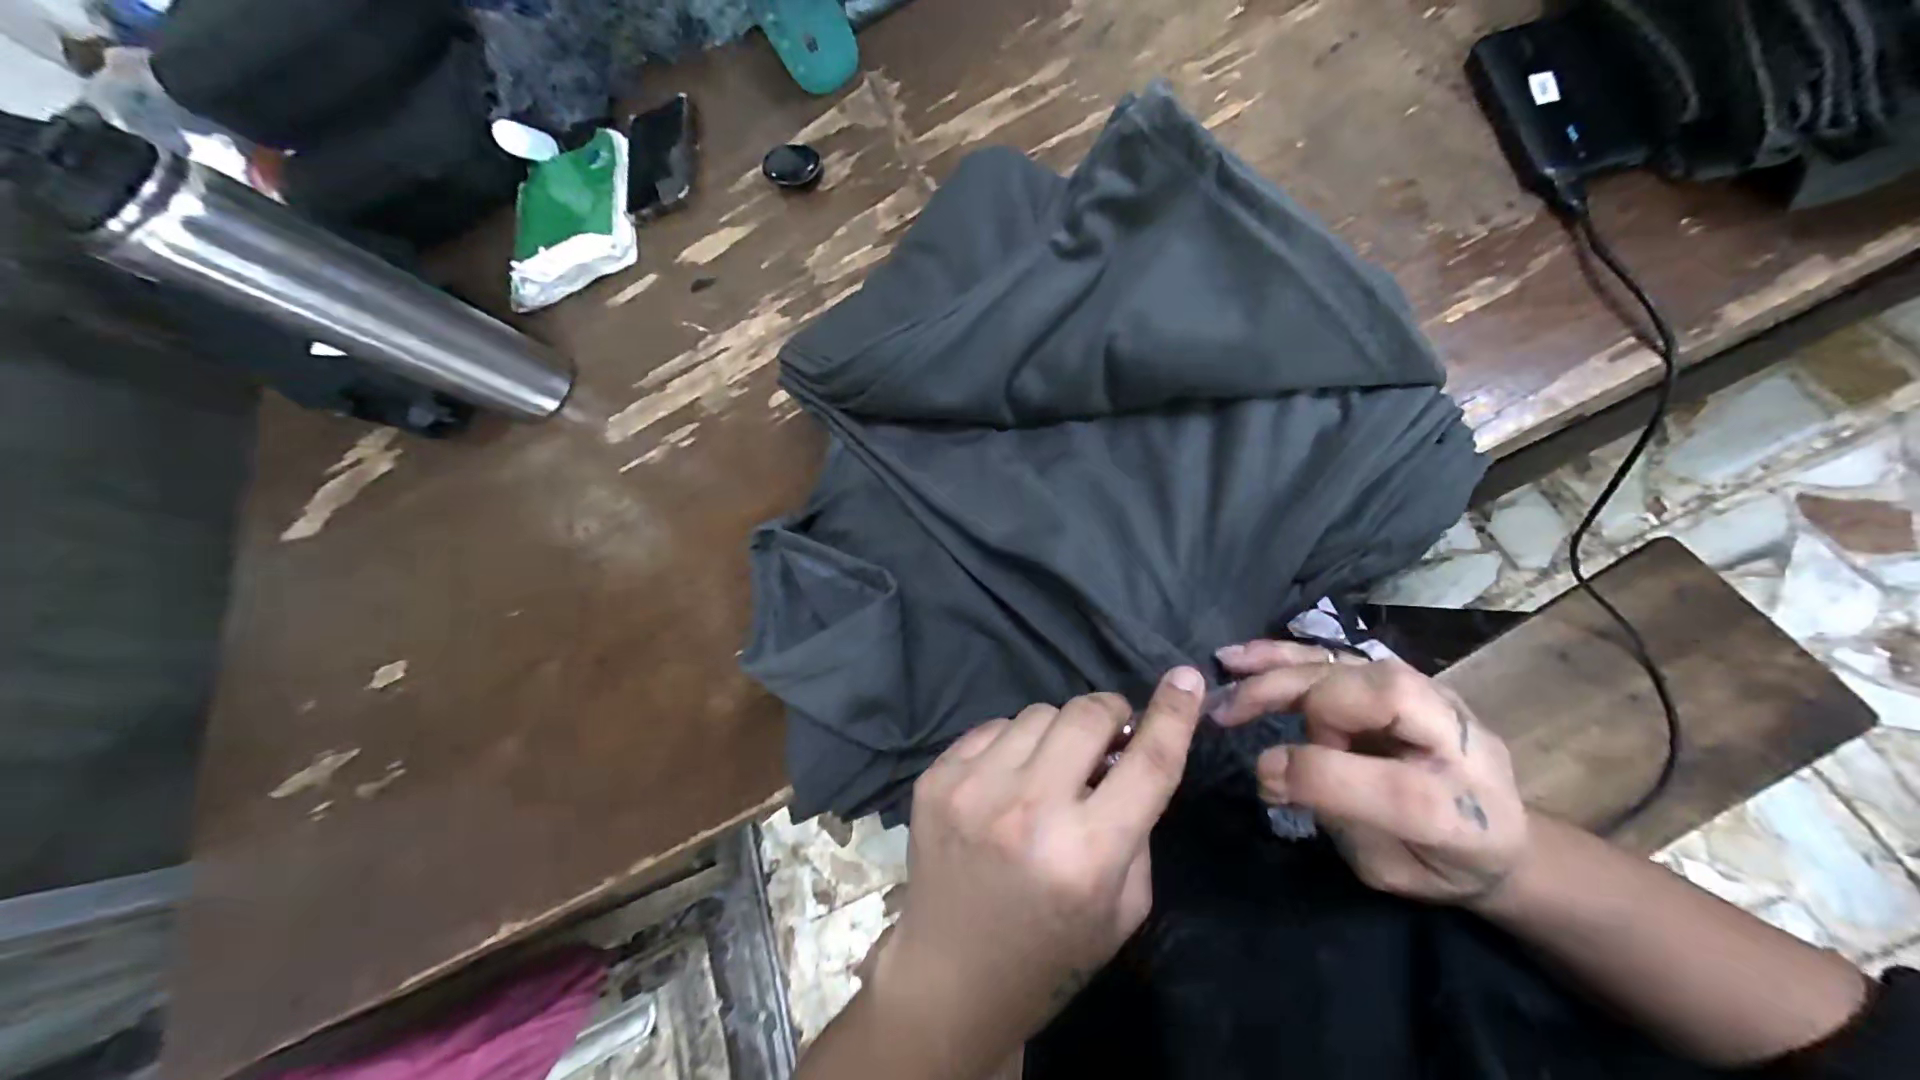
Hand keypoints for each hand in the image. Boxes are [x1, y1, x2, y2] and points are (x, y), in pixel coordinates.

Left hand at [871, 668, 1206, 1068]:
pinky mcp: (936, 779)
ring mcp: (974, 789)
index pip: (1147, 763)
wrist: (951, 975)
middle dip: (1109, 715)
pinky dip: (1013, 744)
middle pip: (1086, 715)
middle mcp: (1029, 810)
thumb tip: (1128, 752)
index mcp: (1088, 853)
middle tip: (1109, 737)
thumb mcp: (1122, 907)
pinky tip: (1008, 780)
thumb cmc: (1051, 952)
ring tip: (1051, 770)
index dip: (1173, 714)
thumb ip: (1135, 827)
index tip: (1186, 678)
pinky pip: (993, 727)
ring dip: (1058, 732)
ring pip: (1037, 713)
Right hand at [1213, 640, 1527, 904]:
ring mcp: (1430, 697)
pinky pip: (1338, 655)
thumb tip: (1274, 772)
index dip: (1319, 776)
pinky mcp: (1399, 678)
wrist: (1500, 838)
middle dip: (1303, 702)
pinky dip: (1285, 654)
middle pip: (1382, 695)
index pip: (1393, 785)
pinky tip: (1242, 655)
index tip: (1264, 780)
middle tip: (1235, 718)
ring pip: (1354, 664)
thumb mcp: (1393, 871)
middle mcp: (1455, 740)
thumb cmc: (1439, 863)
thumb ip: (1342, 821)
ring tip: (1227, 670)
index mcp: (1465, 810)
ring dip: (1282, 667)